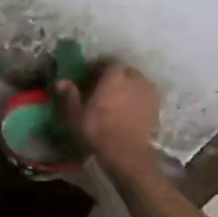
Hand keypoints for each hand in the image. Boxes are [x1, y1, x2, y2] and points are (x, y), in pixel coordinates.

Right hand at [57, 64, 162, 178]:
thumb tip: (60, 81)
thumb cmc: (98, 130)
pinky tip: (129, 110)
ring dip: (128, 86)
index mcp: (114, 76)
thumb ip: (69, 95)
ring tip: (118, 98)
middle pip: (125, 71)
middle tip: (104, 87)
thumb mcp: (76, 113)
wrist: (127, 153)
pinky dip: (138, 99)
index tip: (89, 77)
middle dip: (115, 76)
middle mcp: (134, 79)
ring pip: (138, 82)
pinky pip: (146, 96)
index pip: (108, 63)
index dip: (98, 69)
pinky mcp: (156, 108)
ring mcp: (149, 93)